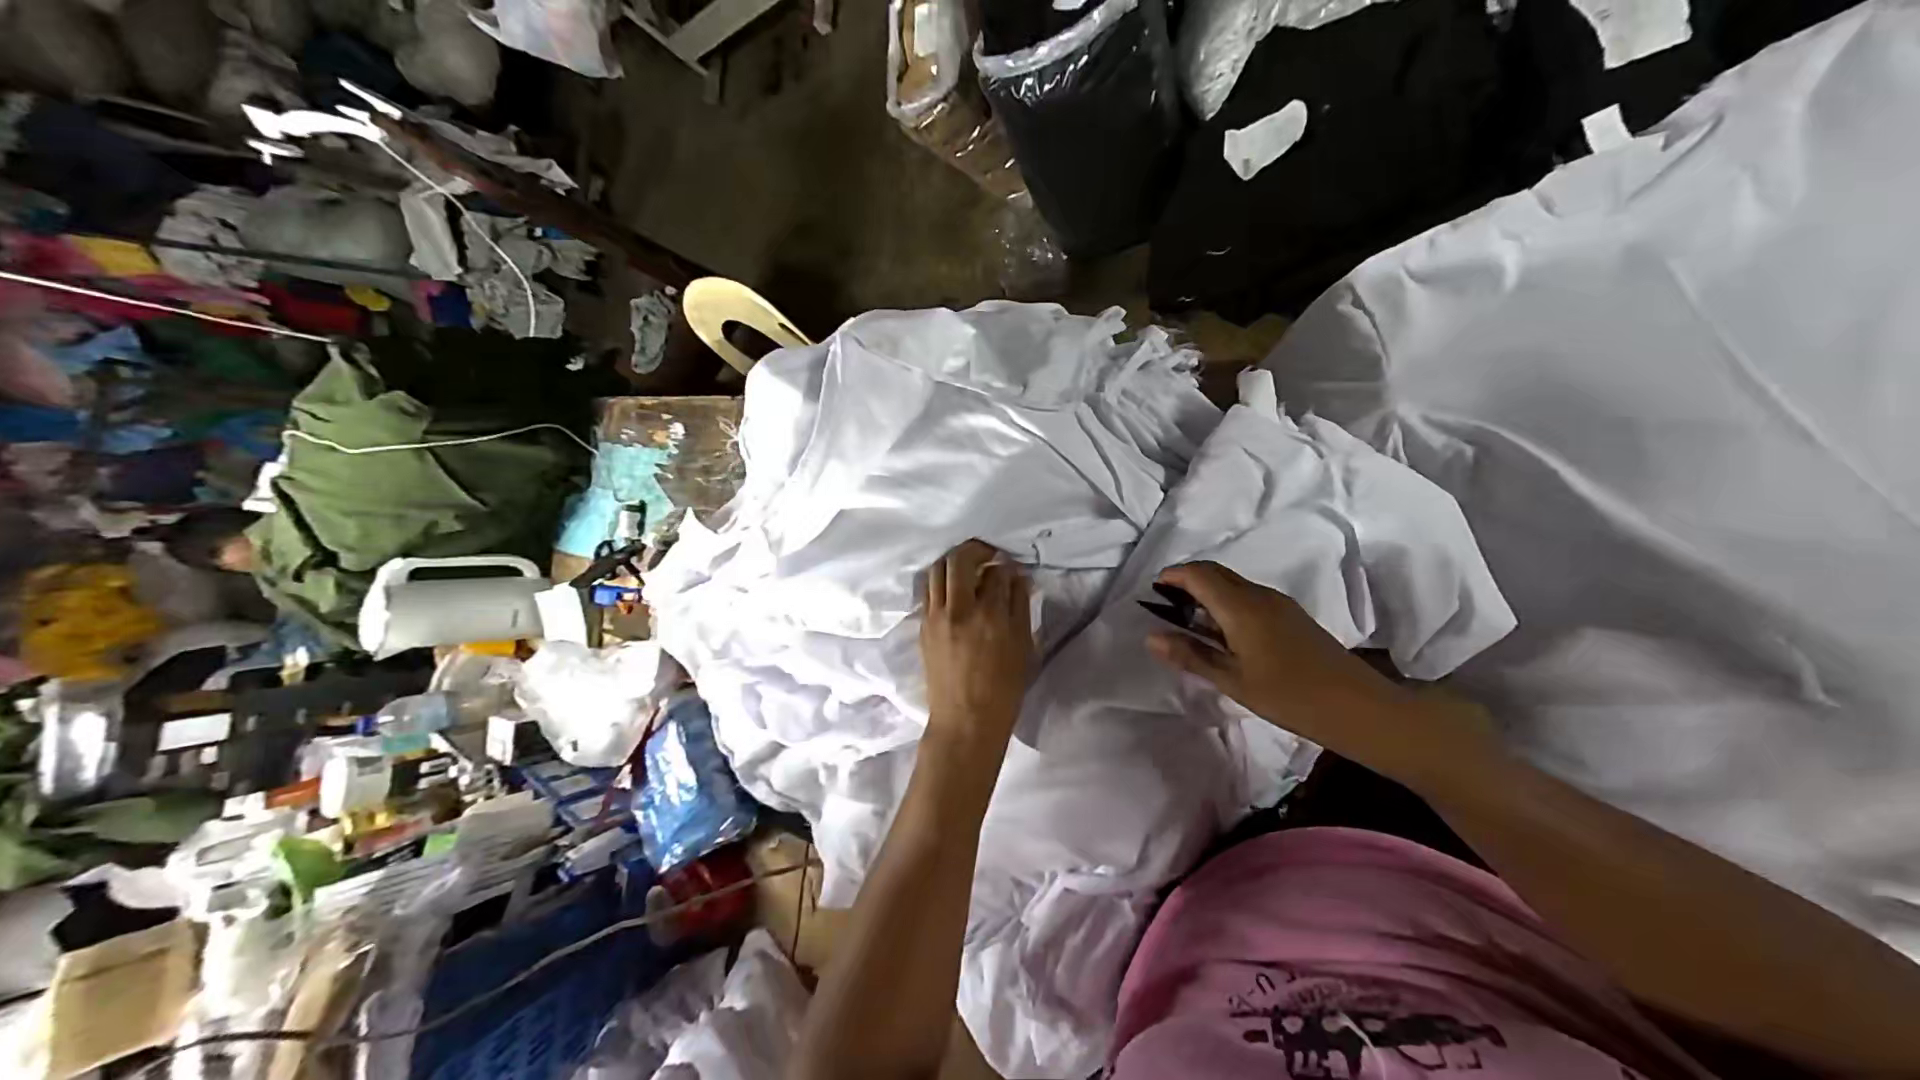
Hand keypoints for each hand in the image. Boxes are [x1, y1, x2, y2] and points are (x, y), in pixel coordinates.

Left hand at [920, 540, 1034, 753]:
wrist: (965, 720)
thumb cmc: (1004, 689)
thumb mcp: (1023, 647)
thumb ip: (1021, 607)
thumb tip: (1018, 577)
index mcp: (991, 616)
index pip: (997, 572)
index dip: (1007, 565)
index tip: (1011, 567)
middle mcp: (959, 609)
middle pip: (960, 560)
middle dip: (977, 549)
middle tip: (989, 555)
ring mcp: (936, 616)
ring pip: (938, 569)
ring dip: (955, 561)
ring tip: (969, 567)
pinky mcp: (923, 626)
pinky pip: (928, 590)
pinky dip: (942, 581)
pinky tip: (955, 589)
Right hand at [1146, 562, 1496, 788]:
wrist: (1358, 706)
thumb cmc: (1288, 695)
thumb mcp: (1232, 680)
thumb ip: (1191, 655)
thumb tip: (1151, 636)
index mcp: (1241, 606)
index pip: (1198, 574)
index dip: (1172, 576)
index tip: (1152, 593)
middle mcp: (1259, 595)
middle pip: (1215, 572)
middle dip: (1186, 581)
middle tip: (1165, 607)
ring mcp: (1278, 603)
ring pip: (1232, 584)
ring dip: (1206, 593)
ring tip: (1189, 624)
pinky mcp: (1290, 615)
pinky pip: (1248, 596)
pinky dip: (1226, 604)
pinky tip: (1223, 634)